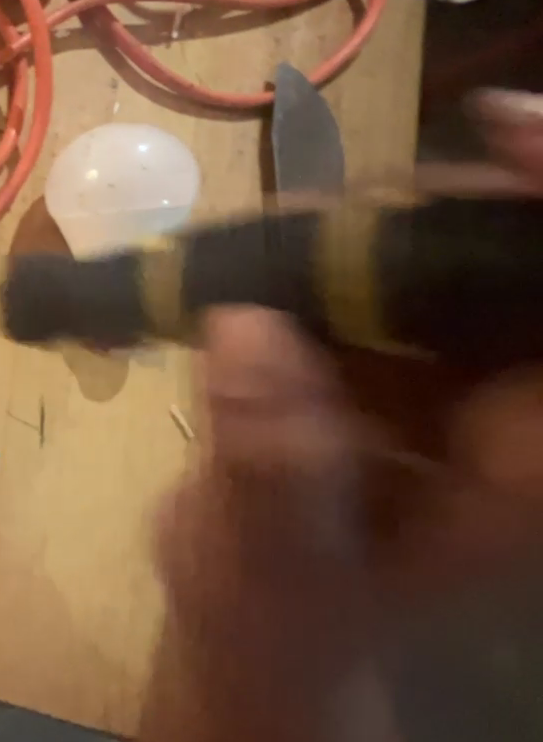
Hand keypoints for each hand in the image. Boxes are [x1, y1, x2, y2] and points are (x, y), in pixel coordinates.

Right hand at [158, 90, 542, 667]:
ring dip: (346, 229)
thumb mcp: (274, 559)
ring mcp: (449, 374)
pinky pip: (355, 278)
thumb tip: (241, 326)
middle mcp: (515, 400)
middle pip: (507, 259)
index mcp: (538, 459)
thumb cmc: (275, 612)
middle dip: (427, 212)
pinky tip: (229, 265)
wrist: (246, 613)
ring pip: (433, 253)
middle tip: (303, 213)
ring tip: (246, 243)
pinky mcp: (379, 358)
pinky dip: (294, 256)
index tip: (497, 128)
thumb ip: (273, 462)